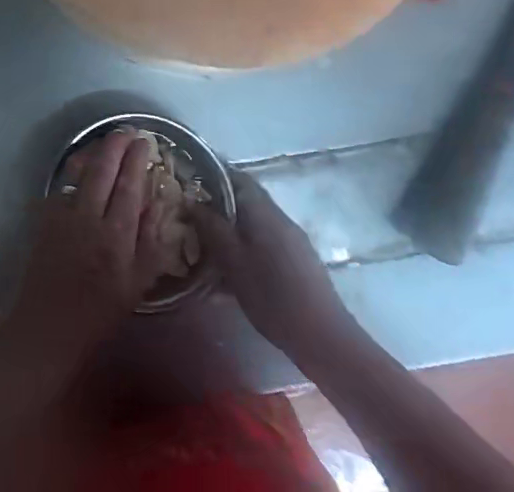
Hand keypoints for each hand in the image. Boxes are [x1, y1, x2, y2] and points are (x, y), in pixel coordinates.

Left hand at [0, 131, 167, 357]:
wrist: (48, 326)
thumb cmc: (99, 313)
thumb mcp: (137, 284)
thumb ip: (150, 243)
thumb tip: (159, 205)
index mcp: (117, 238)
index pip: (130, 187)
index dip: (137, 161)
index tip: (145, 143)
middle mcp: (90, 219)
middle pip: (103, 170)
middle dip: (115, 146)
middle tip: (127, 132)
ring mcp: (64, 216)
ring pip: (80, 172)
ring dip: (95, 152)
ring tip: (108, 141)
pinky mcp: (46, 218)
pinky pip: (64, 185)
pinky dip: (76, 170)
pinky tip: (84, 166)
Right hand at [193, 170, 359, 367]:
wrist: (322, 337)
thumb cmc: (271, 295)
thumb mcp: (233, 261)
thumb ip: (212, 228)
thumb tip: (193, 201)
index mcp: (265, 213)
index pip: (238, 178)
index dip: (213, 175)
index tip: (190, 182)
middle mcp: (281, 220)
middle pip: (246, 202)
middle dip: (218, 209)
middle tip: (192, 220)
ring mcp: (292, 242)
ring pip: (254, 227)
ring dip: (230, 233)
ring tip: (206, 252)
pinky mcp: (298, 263)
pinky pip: (264, 246)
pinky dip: (244, 252)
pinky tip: (229, 280)